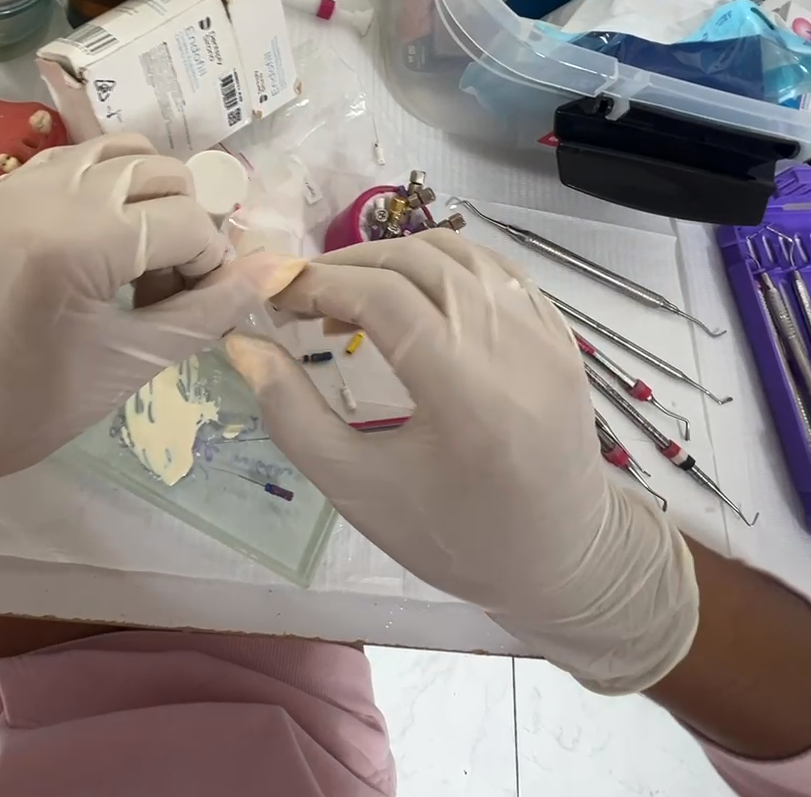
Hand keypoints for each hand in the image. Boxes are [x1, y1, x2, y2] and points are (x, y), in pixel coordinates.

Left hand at [0, 133, 302, 537]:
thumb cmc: (28, 408)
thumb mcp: (130, 364)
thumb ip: (208, 310)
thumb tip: (276, 268)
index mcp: (75, 241)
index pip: (187, 223)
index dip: (210, 267)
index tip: (193, 312)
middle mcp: (48, 189)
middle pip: (163, 175)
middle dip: (182, 230)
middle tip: (162, 294)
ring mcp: (22, 179)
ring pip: (127, 154)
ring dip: (151, 200)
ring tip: (134, 263)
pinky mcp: (8, 183)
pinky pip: (84, 158)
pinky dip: (112, 188)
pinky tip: (103, 242)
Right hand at [223, 230, 696, 693]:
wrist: (566, 560)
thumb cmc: (455, 538)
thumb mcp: (356, 490)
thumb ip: (291, 413)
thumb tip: (244, 345)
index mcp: (466, 392)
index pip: (381, 296)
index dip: (317, 284)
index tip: (274, 296)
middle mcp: (513, 344)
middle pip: (414, 260)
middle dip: (344, 266)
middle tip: (300, 297)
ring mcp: (544, 329)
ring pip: (453, 250)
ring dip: (388, 259)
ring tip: (347, 297)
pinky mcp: (557, 329)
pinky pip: (489, 267)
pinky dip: (436, 264)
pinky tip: (408, 296)